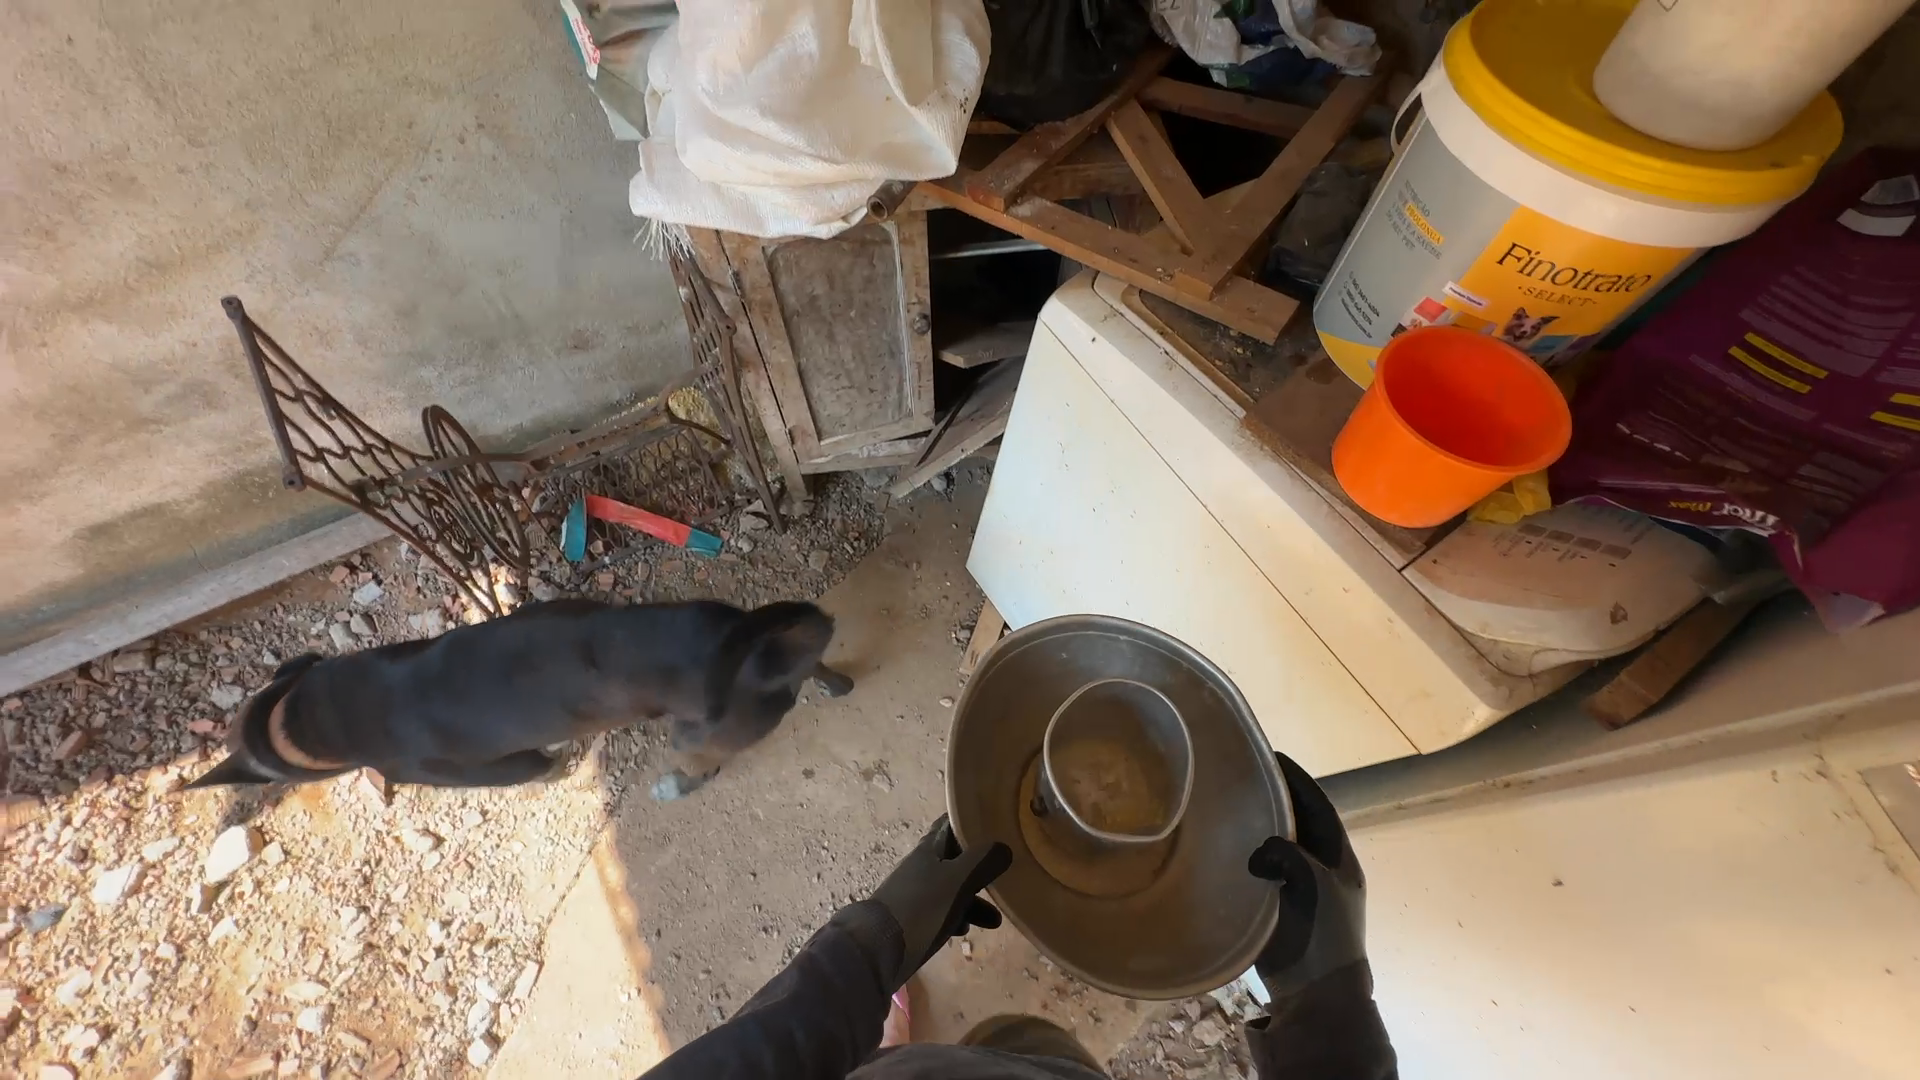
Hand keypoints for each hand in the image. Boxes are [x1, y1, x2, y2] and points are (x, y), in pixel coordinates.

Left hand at [868, 815, 1011, 990]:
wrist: (877, 948)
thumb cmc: (921, 907)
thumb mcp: (957, 881)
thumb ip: (982, 862)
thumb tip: (1004, 846)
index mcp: (930, 848)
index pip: (951, 824)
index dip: (971, 822)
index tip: (996, 825)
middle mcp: (922, 865)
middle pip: (955, 859)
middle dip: (980, 869)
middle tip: (1002, 878)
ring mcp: (915, 892)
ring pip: (951, 888)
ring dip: (973, 900)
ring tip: (995, 920)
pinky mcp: (912, 918)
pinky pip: (940, 911)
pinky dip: (956, 916)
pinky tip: (966, 930)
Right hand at [1248, 751, 1367, 1001]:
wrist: (1314, 992)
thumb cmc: (1324, 934)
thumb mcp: (1315, 884)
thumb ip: (1289, 853)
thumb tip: (1258, 852)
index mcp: (1339, 859)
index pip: (1320, 806)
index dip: (1299, 780)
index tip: (1274, 756)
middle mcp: (1319, 866)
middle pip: (1296, 820)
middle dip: (1275, 796)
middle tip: (1243, 773)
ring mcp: (1296, 884)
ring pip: (1275, 841)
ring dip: (1256, 822)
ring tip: (1228, 800)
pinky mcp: (1273, 900)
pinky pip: (1258, 864)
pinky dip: (1243, 848)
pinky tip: (1222, 839)